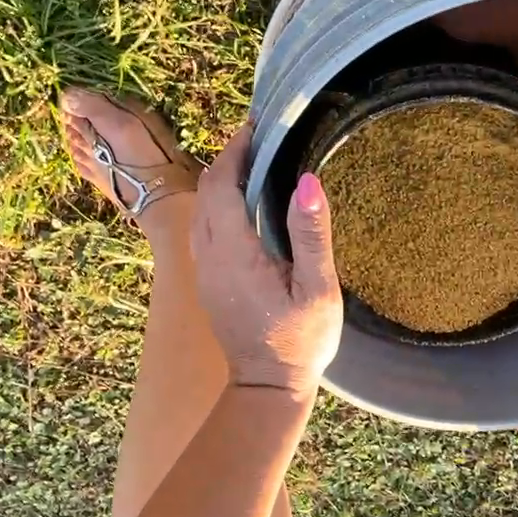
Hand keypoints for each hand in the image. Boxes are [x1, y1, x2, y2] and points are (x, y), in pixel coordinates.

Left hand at [190, 123, 344, 394]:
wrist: (267, 388)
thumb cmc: (300, 341)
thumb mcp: (318, 289)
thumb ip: (311, 235)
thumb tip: (307, 181)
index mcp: (234, 253)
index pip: (221, 185)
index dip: (234, 152)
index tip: (253, 127)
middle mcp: (209, 257)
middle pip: (205, 192)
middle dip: (226, 159)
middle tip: (257, 138)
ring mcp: (203, 271)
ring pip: (199, 210)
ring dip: (220, 181)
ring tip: (251, 162)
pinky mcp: (207, 281)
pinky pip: (204, 227)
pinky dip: (218, 202)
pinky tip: (241, 202)